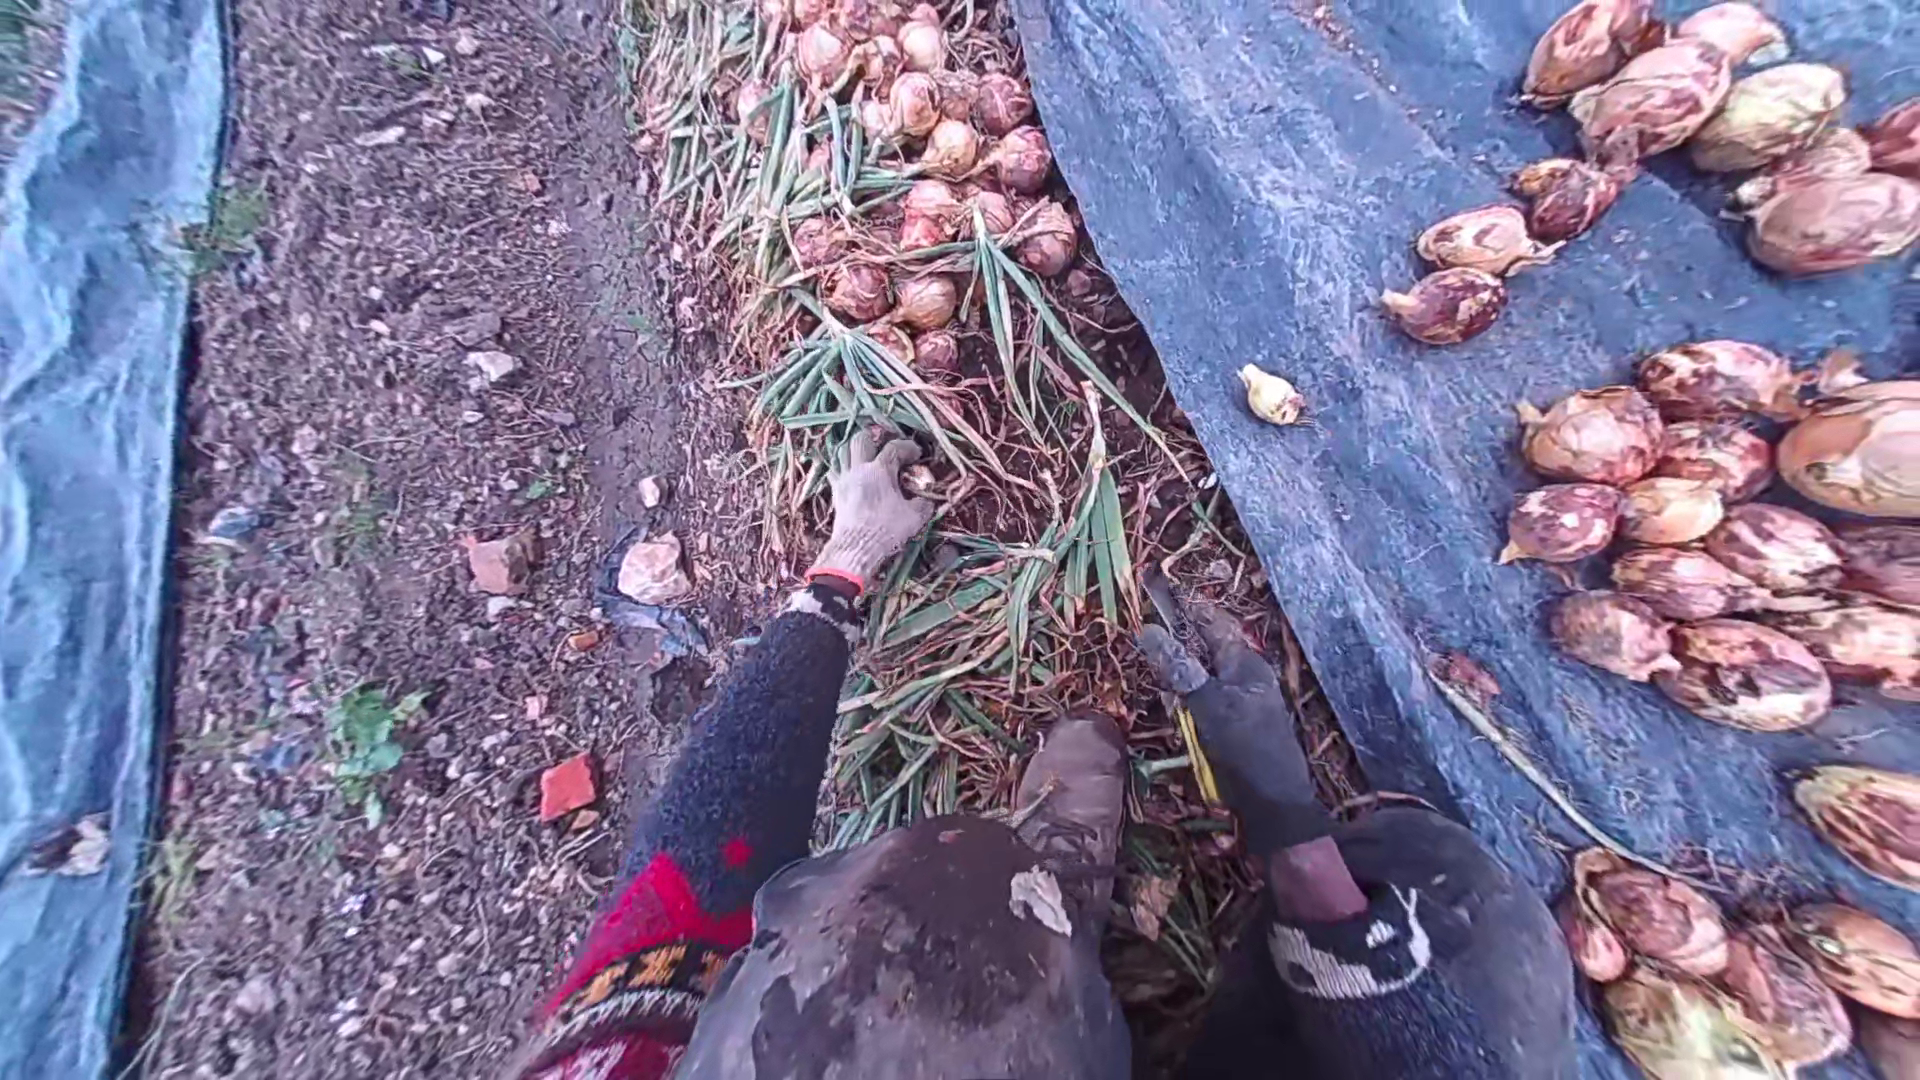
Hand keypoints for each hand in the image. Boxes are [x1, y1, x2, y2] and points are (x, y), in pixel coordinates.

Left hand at [808, 429, 935, 591]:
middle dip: (874, 439)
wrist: (856, 549)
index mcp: (879, 470)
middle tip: (885, 447)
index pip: (894, 448)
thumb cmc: (887, 530)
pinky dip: (843, 470)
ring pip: (842, 453)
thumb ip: (923, 504)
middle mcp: (858, 470)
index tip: (916, 454)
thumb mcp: (914, 517)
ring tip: (866, 458)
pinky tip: (851, 477)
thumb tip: (928, 500)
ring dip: (854, 451)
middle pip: (860, 440)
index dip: (907, 447)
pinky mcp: (835, 496)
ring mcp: (843, 482)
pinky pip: (835, 473)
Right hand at [1137, 605, 1326, 853]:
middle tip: (1149, 642)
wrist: (1274, 806)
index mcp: (1244, 662)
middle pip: (1201, 646)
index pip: (1210, 620)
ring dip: (1180, 680)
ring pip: (1199, 674)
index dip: (1184, 603)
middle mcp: (1244, 674)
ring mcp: (1240, 698)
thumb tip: (1147, 630)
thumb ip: (1177, 666)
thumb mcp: (1206, 703)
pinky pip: (1203, 699)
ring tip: (1170, 696)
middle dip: (1176, 647)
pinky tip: (1180, 716)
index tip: (1159, 585)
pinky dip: (1187, 702)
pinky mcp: (1234, 720)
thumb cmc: (1244, 748)